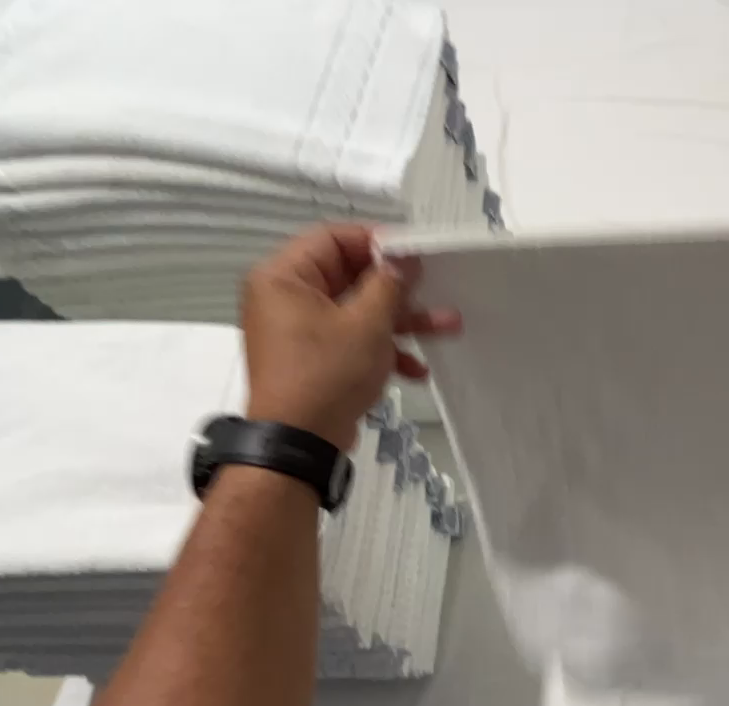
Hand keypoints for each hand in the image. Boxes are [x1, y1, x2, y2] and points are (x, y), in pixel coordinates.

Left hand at [240, 224, 461, 448]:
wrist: (300, 442)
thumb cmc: (327, 375)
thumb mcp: (366, 324)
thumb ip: (388, 285)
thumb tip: (403, 259)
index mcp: (284, 277)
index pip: (333, 239)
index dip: (377, 243)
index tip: (415, 253)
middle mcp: (285, 298)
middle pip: (349, 278)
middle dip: (398, 291)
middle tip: (435, 291)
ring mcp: (299, 332)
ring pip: (357, 313)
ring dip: (400, 323)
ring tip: (445, 328)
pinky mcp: (314, 360)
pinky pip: (351, 342)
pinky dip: (382, 350)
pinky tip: (414, 368)